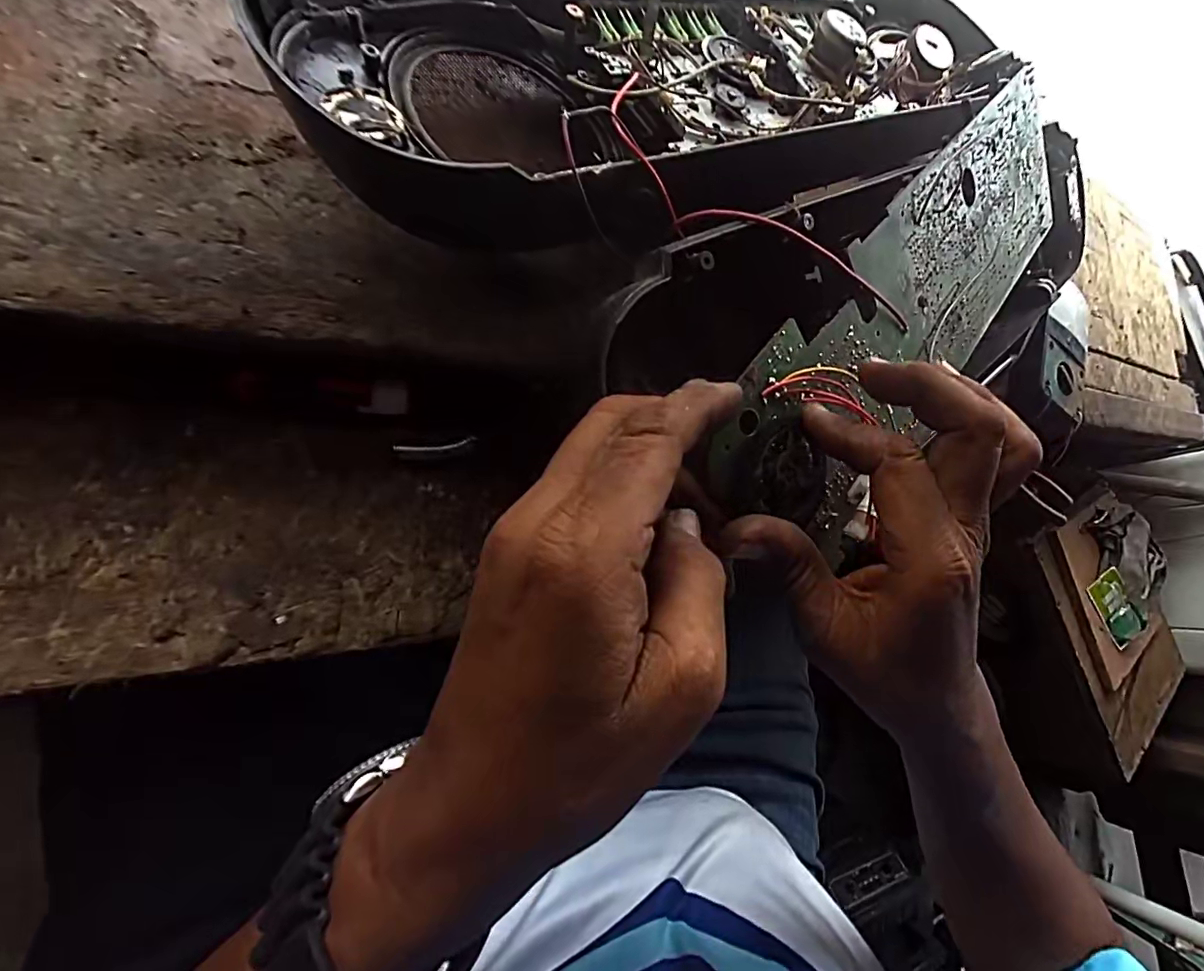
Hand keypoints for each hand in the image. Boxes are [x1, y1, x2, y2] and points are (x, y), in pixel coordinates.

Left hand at [323, 380, 740, 970]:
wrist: (468, 808)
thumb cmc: (585, 761)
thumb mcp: (686, 682)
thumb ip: (699, 580)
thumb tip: (686, 522)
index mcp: (585, 552)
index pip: (648, 441)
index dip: (696, 407)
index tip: (736, 394)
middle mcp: (540, 521)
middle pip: (611, 422)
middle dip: (672, 410)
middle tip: (729, 431)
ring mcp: (514, 532)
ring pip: (590, 445)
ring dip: (651, 446)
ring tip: (705, 494)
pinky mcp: (508, 550)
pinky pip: (576, 480)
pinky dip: (625, 473)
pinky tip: (660, 516)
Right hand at [722, 361, 1039, 739]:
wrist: (940, 701)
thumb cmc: (887, 674)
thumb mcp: (826, 630)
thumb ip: (791, 568)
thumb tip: (738, 526)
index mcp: (931, 556)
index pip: (900, 464)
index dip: (851, 434)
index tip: (809, 421)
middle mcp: (967, 530)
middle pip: (980, 432)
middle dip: (927, 387)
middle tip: (871, 374)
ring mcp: (982, 522)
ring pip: (1007, 438)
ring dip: (962, 396)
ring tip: (909, 378)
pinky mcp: (980, 519)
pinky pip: (1002, 456)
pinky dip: (975, 420)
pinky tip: (935, 410)